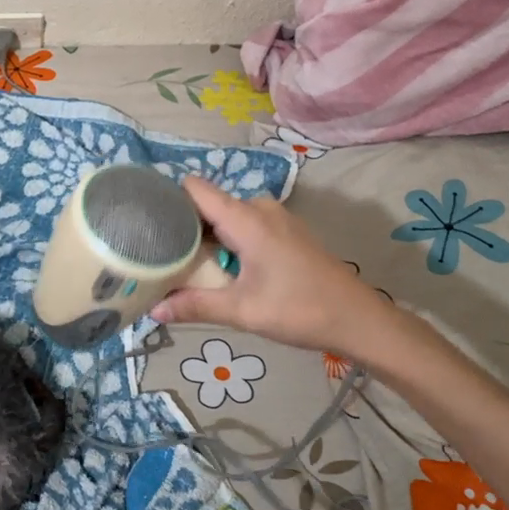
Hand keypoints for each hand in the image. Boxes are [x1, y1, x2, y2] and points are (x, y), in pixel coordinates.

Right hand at [149, 176, 389, 355]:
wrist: (362, 321)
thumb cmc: (302, 310)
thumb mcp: (243, 311)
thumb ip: (195, 306)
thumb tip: (152, 311)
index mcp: (245, 218)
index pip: (193, 188)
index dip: (168, 199)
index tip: (145, 220)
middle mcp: (258, 208)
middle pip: (206, 204)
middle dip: (182, 226)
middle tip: (157, 252)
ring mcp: (275, 218)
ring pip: (225, 217)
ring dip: (205, 237)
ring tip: (181, 263)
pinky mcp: (285, 232)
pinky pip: (243, 226)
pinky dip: (226, 242)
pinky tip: (217, 268)